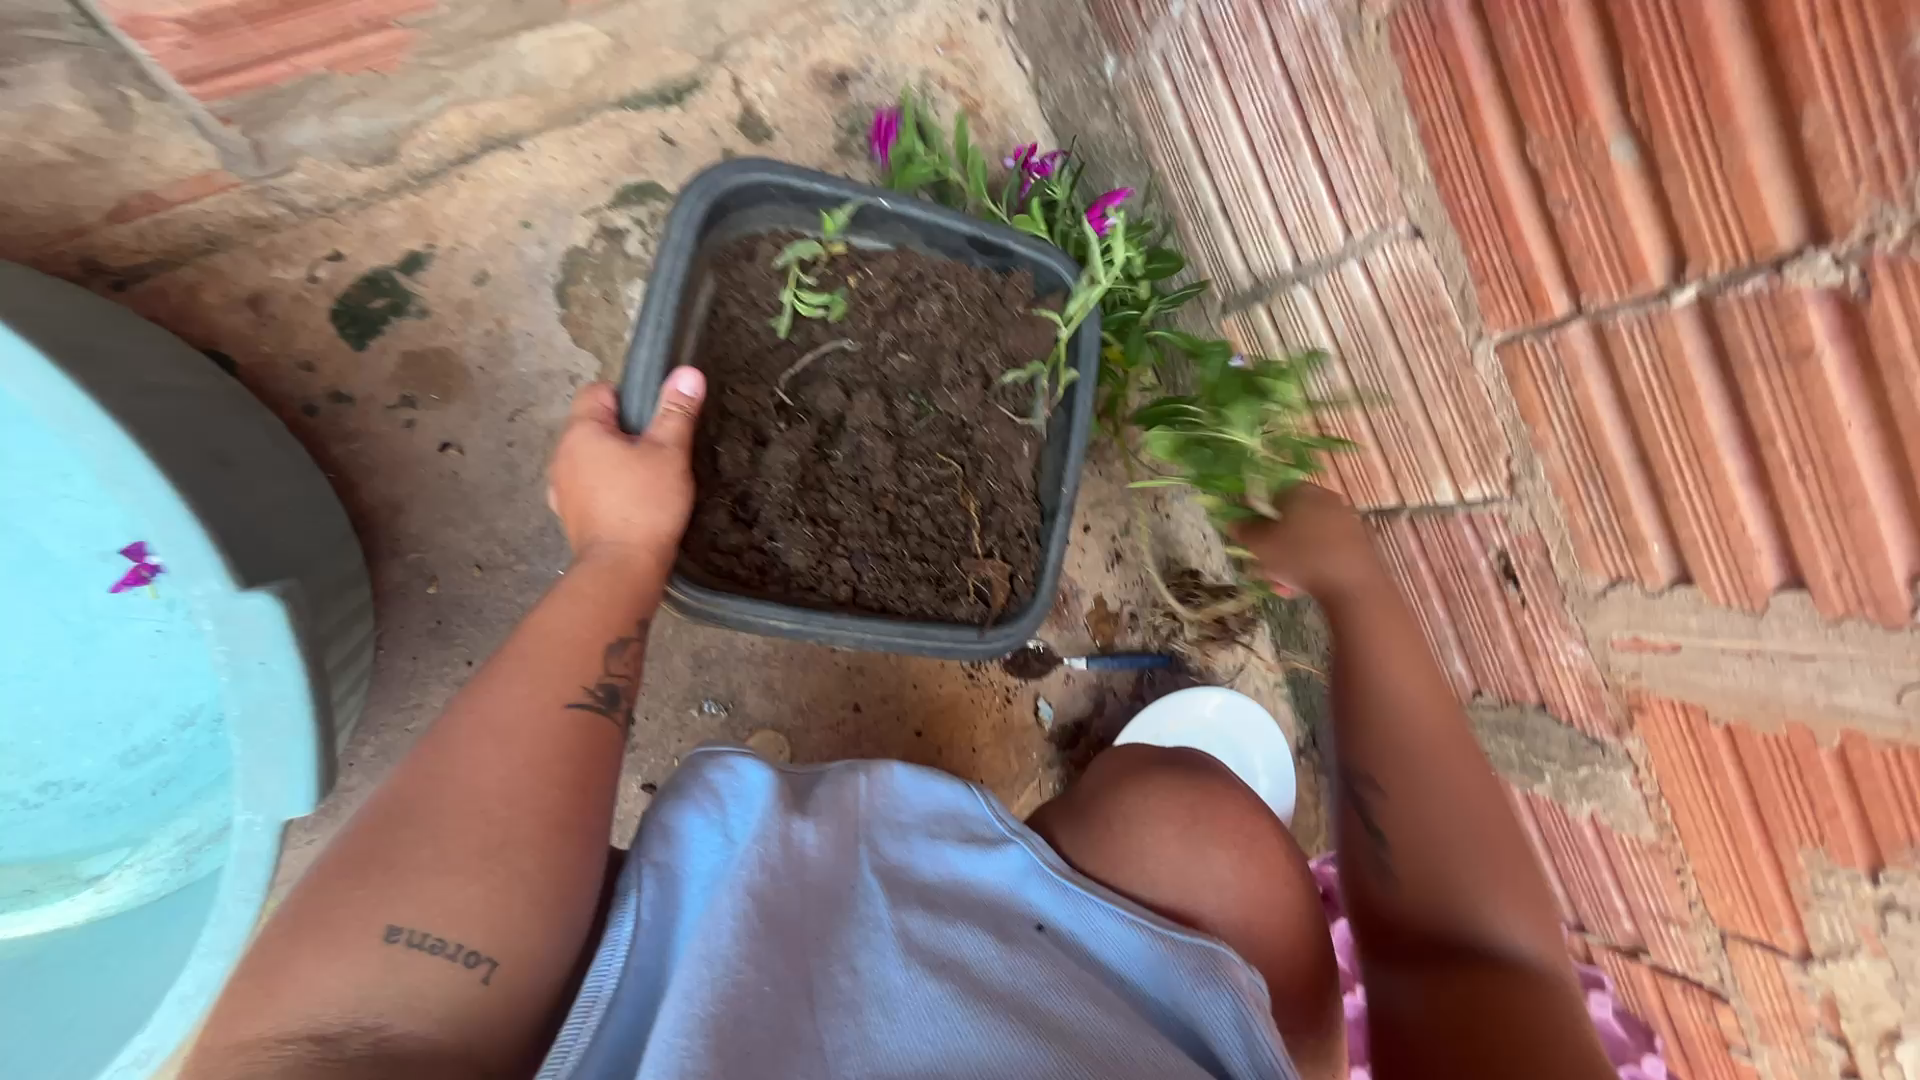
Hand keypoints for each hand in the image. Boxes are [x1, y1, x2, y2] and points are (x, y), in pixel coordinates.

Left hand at [547, 368, 705, 570]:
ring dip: (616, 462)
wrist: (622, 568)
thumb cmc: (646, 505)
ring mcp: (561, 489)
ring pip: (592, 459)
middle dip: (627, 432)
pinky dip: (608, 490)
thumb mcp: (669, 452)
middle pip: (595, 426)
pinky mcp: (570, 516)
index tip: (658, 417)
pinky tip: (632, 504)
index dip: (630, 396)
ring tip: (650, 479)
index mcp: (582, 432)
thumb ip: (677, 411)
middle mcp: (562, 455)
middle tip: (662, 450)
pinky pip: (589, 489)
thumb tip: (688, 372)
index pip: (598, 391)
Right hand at [1230, 483, 1380, 600]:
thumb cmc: (1299, 557)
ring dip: (1288, 560)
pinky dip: (1310, 566)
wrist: (1352, 586)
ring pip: (1305, 539)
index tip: (1248, 536)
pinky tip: (1299, 588)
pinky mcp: (1358, 544)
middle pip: (1289, 519)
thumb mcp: (1260, 544)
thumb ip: (1244, 530)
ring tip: (1279, 584)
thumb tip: (1234, 521)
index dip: (1255, 515)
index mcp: (1301, 492)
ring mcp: (1345, 522)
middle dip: (1273, 543)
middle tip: (1261, 564)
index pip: (1271, 495)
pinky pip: (1324, 551)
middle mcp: (1326, 500)